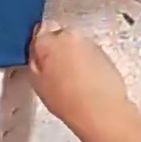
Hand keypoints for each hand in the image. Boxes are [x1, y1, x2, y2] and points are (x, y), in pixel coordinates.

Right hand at [27, 21, 140, 141]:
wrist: (101, 111)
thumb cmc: (64, 97)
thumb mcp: (35, 79)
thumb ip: (34, 58)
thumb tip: (37, 49)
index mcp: (50, 40)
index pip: (39, 30)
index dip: (37, 45)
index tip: (38, 59)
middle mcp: (72, 36)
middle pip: (58, 35)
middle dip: (54, 48)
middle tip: (51, 69)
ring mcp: (91, 44)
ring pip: (74, 45)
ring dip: (69, 55)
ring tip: (67, 78)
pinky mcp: (106, 54)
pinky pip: (87, 54)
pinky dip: (83, 62)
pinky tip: (82, 80)